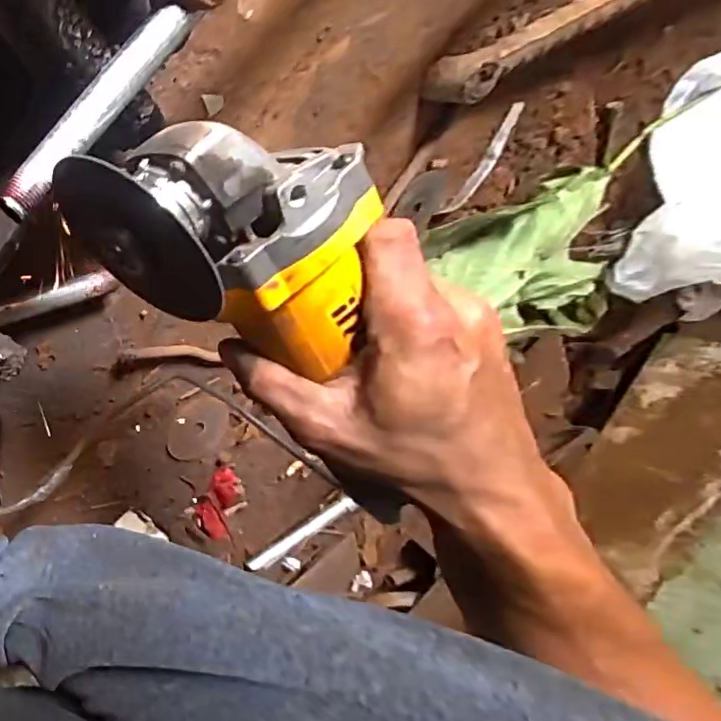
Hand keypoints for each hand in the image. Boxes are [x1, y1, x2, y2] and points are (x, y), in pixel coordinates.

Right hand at [221, 219, 557, 532]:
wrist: (490, 484)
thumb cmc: (408, 457)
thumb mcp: (324, 427)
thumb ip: (270, 385)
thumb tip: (230, 349)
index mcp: (415, 324)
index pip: (385, 237)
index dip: (341, 240)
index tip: (307, 271)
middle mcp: (453, 302)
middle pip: (385, 257)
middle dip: (342, 281)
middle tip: (315, 324)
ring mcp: (475, 307)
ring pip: (403, 275)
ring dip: (367, 299)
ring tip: (349, 346)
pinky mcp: (482, 318)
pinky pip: (424, 293)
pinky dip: (393, 311)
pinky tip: (383, 355)